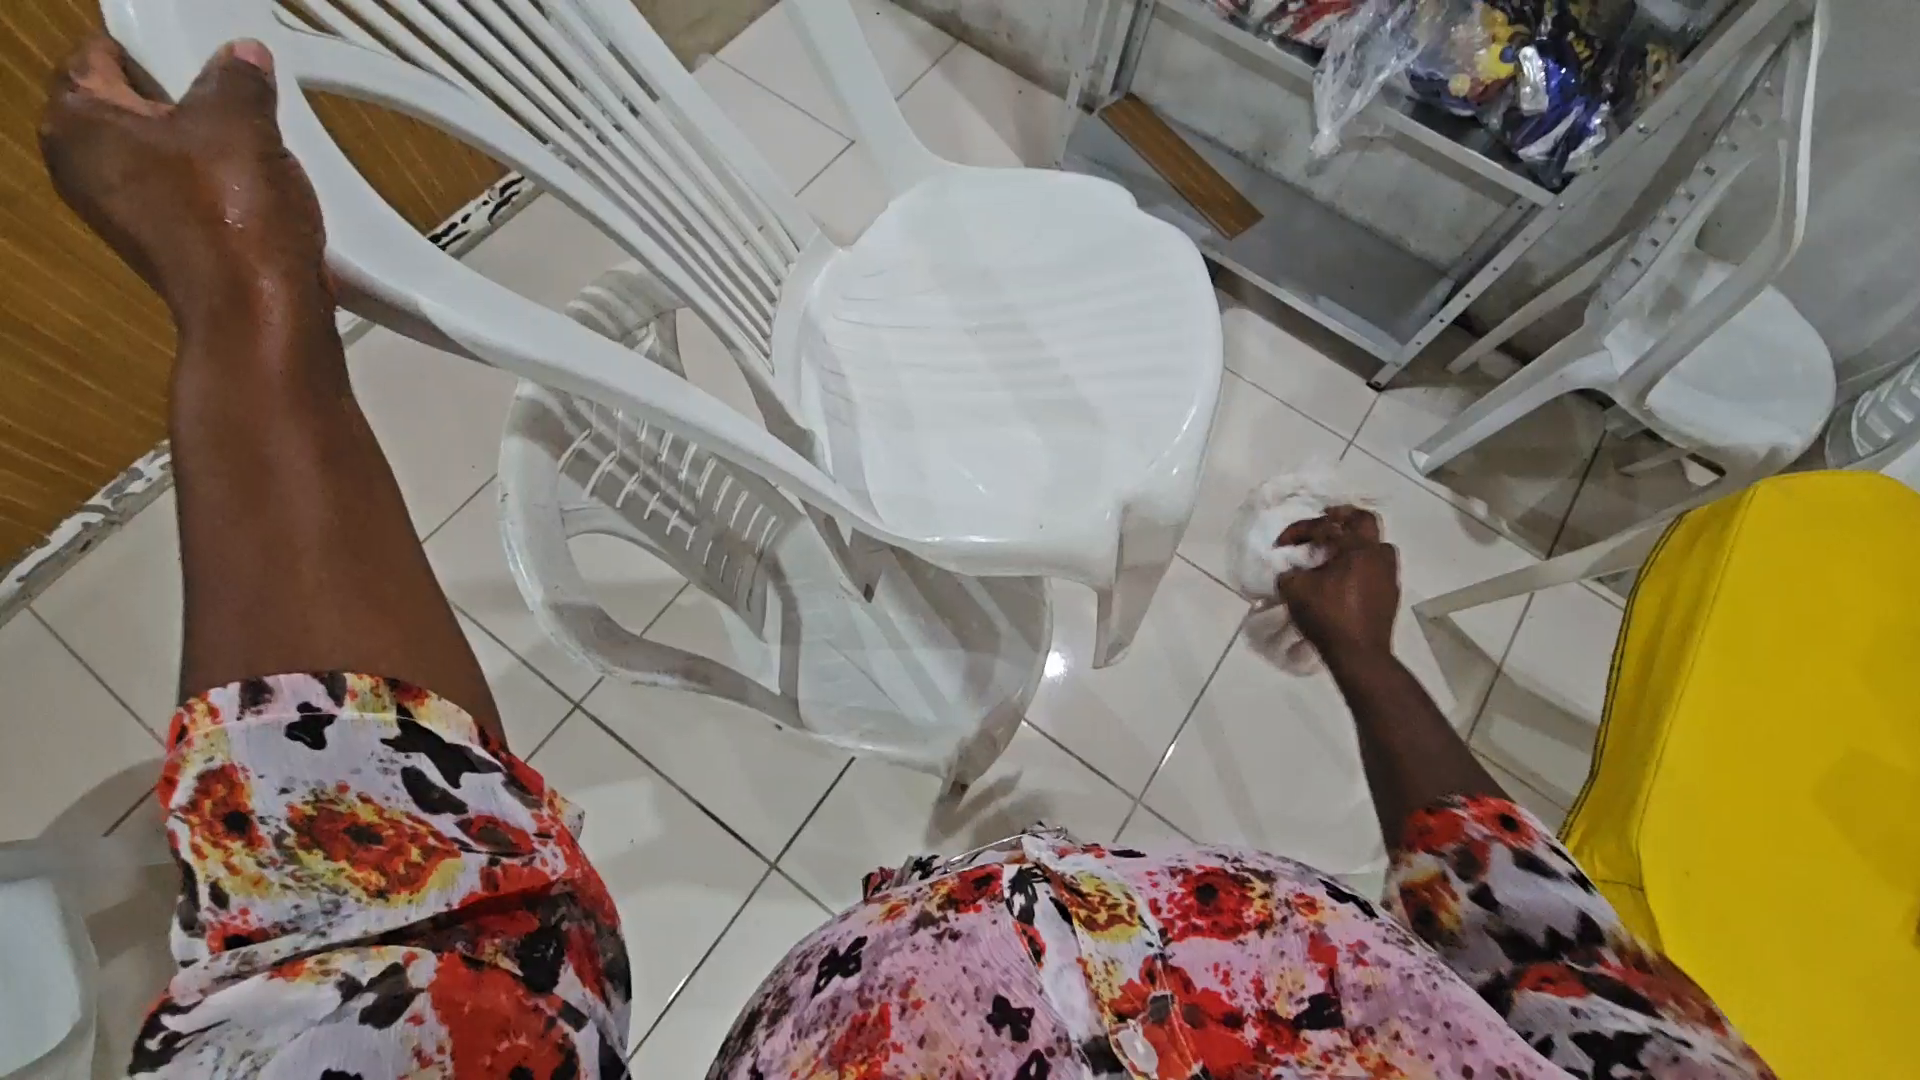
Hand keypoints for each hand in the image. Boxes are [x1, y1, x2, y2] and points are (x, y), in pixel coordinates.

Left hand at [39, 36, 327, 327]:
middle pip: (139, 114)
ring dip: (213, 160)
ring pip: (168, 163)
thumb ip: (239, 82)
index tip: (205, 65)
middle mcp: (82, 167)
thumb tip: (244, 57)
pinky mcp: (168, 251)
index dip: (157, 54)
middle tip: (243, 120)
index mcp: (76, 123)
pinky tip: (261, 210)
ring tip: (262, 168)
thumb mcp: (242, 127)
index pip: (99, 58)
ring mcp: (123, 215)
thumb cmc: (233, 215)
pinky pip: (191, 205)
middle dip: (191, 113)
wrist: (262, 310)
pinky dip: (223, 200)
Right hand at [1274, 507, 1399, 664]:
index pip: (1324, 526)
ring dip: (1358, 541)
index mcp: (1354, 548)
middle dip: (1342, 516)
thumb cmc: (1326, 616)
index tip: (1280, 544)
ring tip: (1339, 551)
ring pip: (1377, 544)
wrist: (1358, 653)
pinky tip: (1347, 577)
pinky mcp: (1391, 592)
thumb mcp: (1294, 590)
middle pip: (1364, 520)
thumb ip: (1289, 571)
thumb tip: (1292, 569)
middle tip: (1325, 520)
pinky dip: (1362, 563)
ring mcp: (1389, 573)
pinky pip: (1378, 566)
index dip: (1298, 531)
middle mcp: (1376, 554)